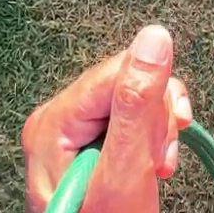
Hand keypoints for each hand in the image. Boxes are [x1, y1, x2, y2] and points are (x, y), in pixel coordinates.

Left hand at [22, 26, 193, 212]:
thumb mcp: (125, 174)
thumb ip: (137, 105)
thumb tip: (154, 38)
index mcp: (52, 123)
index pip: (119, 70)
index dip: (151, 98)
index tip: (161, 138)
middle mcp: (60, 120)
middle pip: (130, 81)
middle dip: (156, 120)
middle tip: (158, 160)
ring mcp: (77, 132)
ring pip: (140, 95)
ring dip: (160, 130)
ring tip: (158, 166)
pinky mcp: (97, 140)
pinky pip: (139, 113)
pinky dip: (158, 135)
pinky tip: (156, 161)